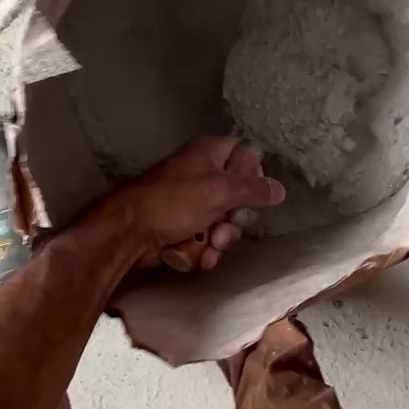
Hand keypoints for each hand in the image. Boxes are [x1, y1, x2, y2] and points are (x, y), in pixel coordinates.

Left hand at [98, 136, 285, 271]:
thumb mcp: (220, 191)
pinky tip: (196, 256)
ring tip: (206, 245)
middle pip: (239, 197)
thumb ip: (254, 190)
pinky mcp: (182, 226)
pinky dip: (202, 250)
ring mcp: (191, 202)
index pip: (247, 156)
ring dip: (219, 240)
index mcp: (210, 152)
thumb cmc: (174, 201)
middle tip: (223, 228)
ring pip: (223, 223)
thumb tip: (280, 189)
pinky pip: (206, 238)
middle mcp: (202, 173)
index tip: (250, 195)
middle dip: (234, 220)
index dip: (252, 177)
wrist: (128, 231)